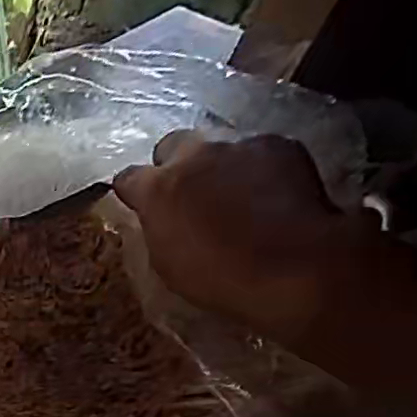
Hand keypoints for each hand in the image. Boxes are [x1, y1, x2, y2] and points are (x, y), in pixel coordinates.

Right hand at [112, 131, 385, 342]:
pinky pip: (257, 150)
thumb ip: (159, 224)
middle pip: (174, 143)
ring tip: (228, 191)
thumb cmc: (213, 274)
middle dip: (174, 163)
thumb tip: (162, 215)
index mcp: (158, 188)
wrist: (288, 263)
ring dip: (216, 164)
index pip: (128, 176)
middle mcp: (196, 155)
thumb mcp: (164, 257)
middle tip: (183, 190)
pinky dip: (254, 167)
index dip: (132, 190)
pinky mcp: (282, 145)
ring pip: (218, 144)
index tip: (137, 202)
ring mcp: (242, 145)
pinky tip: (263, 192)